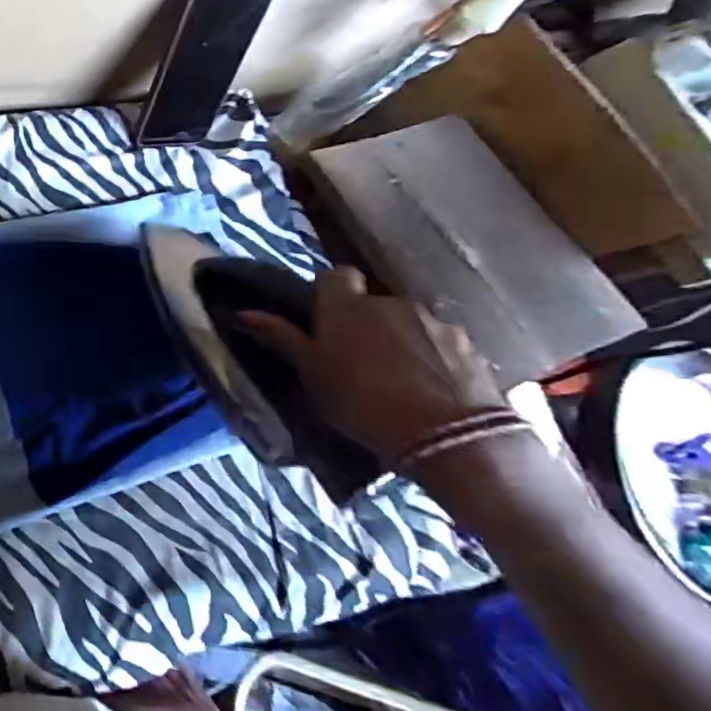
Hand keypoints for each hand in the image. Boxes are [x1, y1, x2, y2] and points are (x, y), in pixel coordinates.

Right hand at [238, 267, 505, 462]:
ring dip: (399, 339)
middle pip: (372, 302)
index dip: (330, 292)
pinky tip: (429, 388)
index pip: (336, 275)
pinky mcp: (467, 343)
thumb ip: (281, 338)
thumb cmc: (360, 402)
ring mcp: (433, 319)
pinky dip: (431, 357)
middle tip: (356, 359)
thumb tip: (243, 312)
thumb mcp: (311, 375)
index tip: (324, 320)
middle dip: (365, 321)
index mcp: (346, 306)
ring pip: (406, 322)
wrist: (444, 435)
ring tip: (396, 379)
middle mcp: (389, 301)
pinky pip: (439, 342)